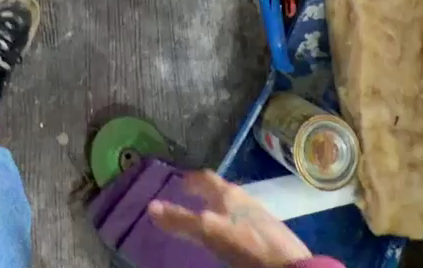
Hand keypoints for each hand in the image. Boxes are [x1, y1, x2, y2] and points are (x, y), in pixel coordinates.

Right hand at [149, 170, 313, 267]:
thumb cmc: (247, 245)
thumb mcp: (209, 232)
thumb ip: (181, 220)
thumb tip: (150, 206)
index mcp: (227, 192)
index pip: (205, 177)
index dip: (191, 179)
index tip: (179, 183)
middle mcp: (244, 197)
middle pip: (221, 190)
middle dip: (205, 192)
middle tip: (190, 199)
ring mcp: (260, 215)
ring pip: (235, 205)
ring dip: (220, 208)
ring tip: (209, 219)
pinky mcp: (271, 234)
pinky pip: (246, 221)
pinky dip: (234, 223)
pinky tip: (233, 238)